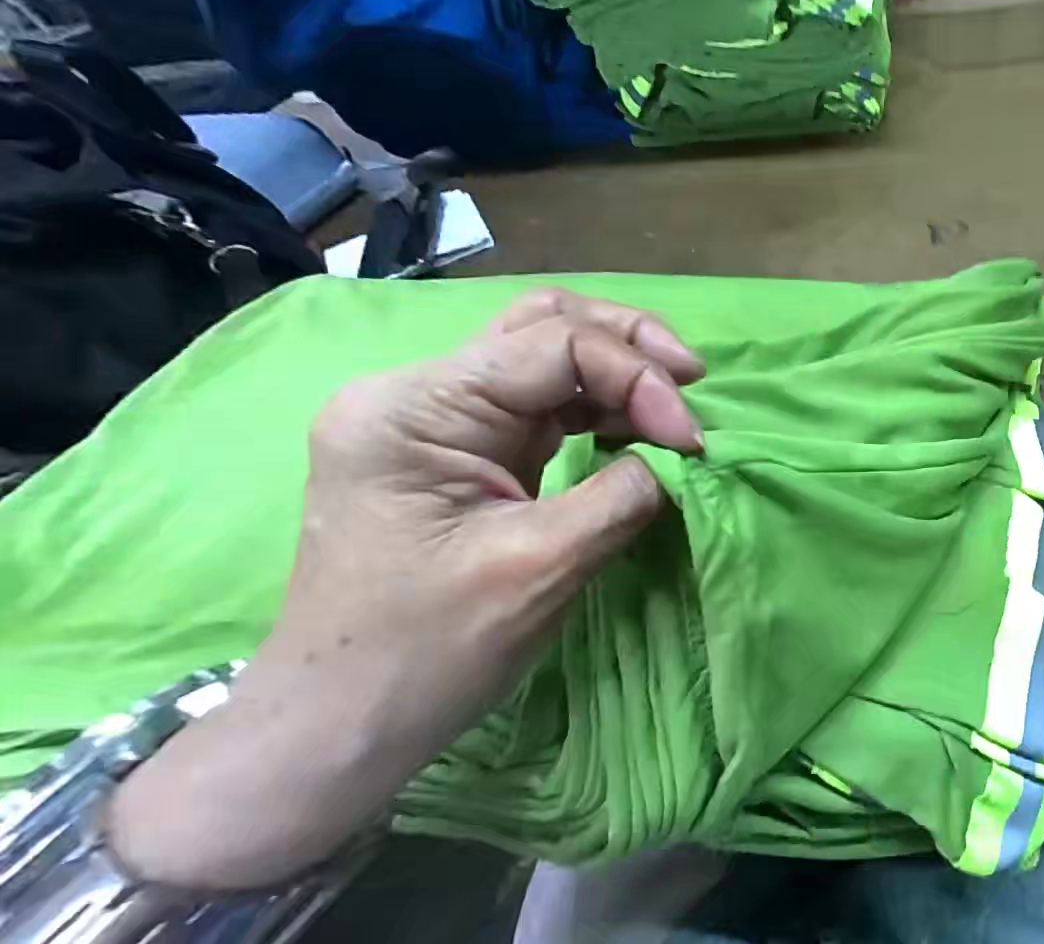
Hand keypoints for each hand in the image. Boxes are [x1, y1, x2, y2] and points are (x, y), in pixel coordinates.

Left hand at [111, 290, 703, 889]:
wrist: (344, 725)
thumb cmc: (429, 650)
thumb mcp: (545, 565)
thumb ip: (626, 492)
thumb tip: (683, 455)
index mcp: (415, 408)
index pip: (553, 345)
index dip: (638, 379)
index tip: (691, 438)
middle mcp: (422, 393)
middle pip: (546, 323)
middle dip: (632, 344)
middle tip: (693, 378)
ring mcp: (443, 417)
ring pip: (552, 353)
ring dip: (625, 372)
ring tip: (679, 406)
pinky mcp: (470, 447)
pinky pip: (551, 400)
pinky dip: (607, 405)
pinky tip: (643, 428)